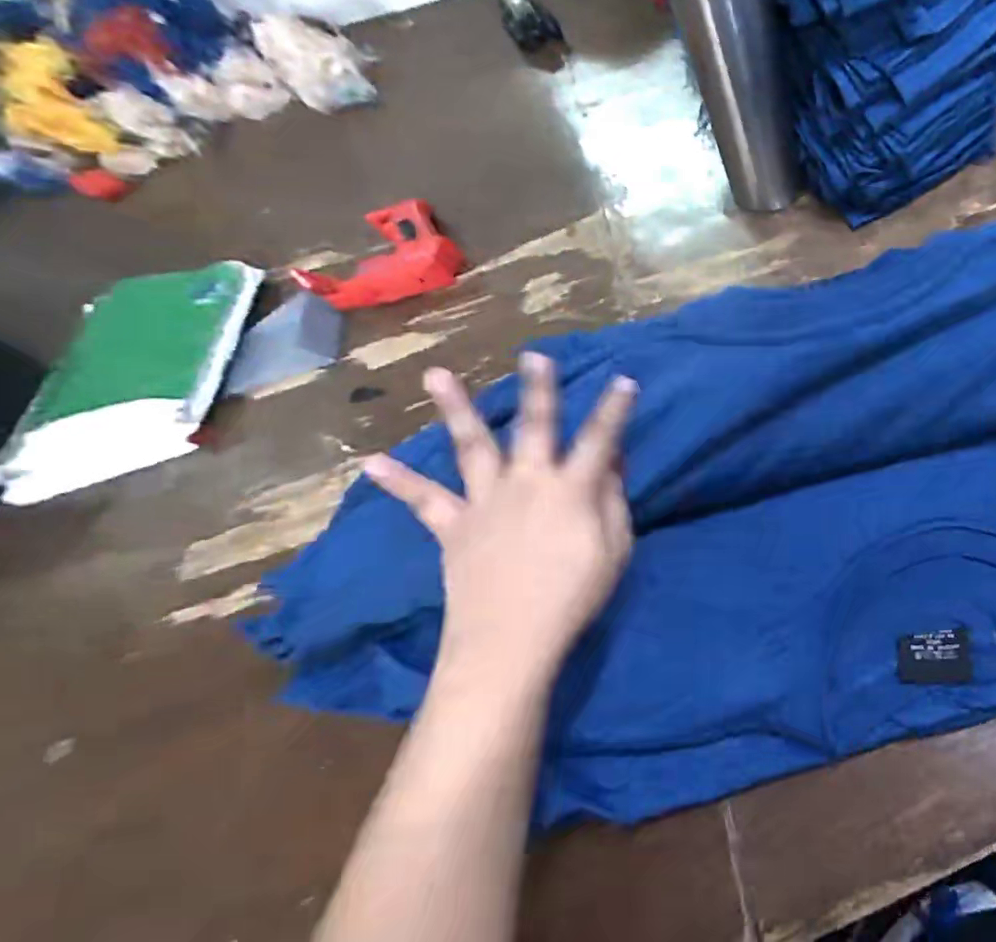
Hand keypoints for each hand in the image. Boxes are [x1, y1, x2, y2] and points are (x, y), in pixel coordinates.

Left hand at [363, 355, 638, 689]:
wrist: (509, 640)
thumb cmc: (575, 595)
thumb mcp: (615, 548)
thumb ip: (613, 500)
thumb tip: (611, 461)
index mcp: (572, 490)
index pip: (601, 439)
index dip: (615, 409)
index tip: (624, 380)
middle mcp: (527, 483)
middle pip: (535, 427)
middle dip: (539, 389)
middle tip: (534, 355)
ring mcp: (484, 502)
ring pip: (470, 447)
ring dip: (456, 409)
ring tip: (437, 374)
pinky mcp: (452, 527)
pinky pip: (424, 501)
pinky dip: (399, 483)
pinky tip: (372, 463)